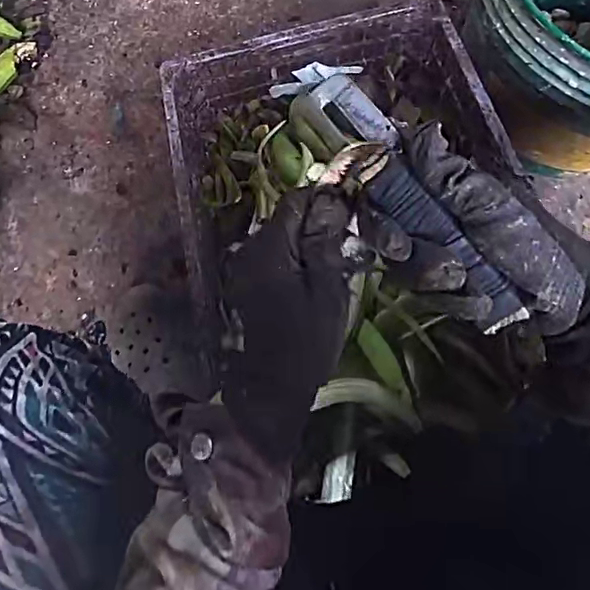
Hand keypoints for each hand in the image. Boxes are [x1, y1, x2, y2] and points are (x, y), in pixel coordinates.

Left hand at [218, 186, 352, 464]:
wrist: (270, 391)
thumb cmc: (305, 341)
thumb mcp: (326, 288)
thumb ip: (326, 239)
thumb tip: (332, 198)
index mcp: (268, 245)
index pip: (296, 199)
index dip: (323, 199)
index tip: (348, 211)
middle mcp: (248, 248)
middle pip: (285, 216)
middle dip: (314, 220)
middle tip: (344, 238)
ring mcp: (241, 265)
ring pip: (279, 235)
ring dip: (303, 239)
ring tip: (332, 257)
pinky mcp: (243, 282)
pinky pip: (270, 255)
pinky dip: (291, 256)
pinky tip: (310, 275)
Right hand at [361, 123, 589, 338]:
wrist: (567, 297)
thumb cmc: (532, 236)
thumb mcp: (491, 201)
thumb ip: (449, 174)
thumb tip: (421, 131)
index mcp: (429, 182)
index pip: (374, 171)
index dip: (356, 172)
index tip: (354, 181)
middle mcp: (417, 215)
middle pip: (372, 222)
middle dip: (388, 236)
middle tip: (405, 247)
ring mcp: (422, 254)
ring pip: (395, 263)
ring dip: (427, 273)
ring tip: (468, 279)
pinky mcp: (432, 291)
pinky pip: (421, 297)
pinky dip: (450, 300)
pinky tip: (480, 300)